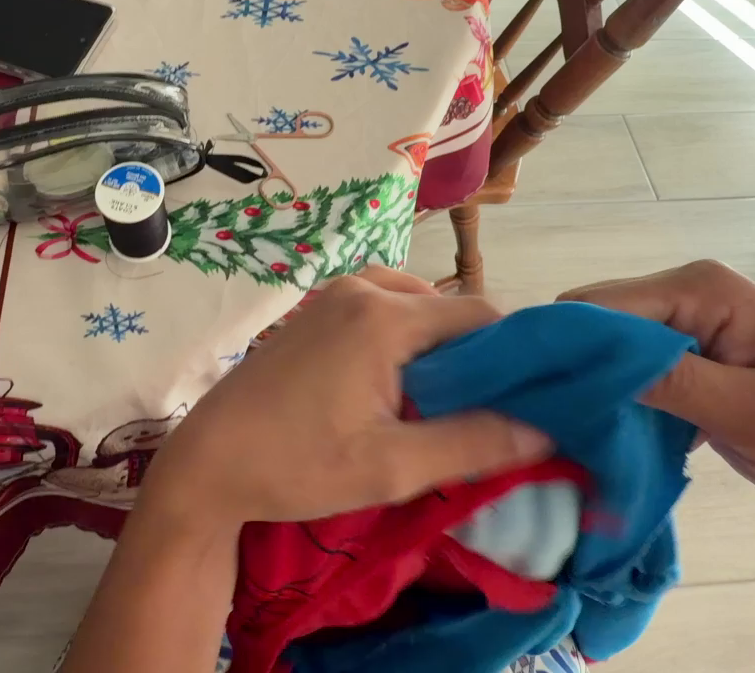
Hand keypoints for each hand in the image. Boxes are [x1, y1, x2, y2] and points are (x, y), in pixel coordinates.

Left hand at [141, 267, 552, 526]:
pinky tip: (401, 383)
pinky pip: (384, 307)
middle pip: (448, 308)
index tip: (530, 398)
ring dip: (440, 347)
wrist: (210, 458)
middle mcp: (363, 287)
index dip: (514, 355)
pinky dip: (407, 337)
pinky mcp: (318, 307)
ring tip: (445, 402)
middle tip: (487, 410)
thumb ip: (472, 444)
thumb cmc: (298, 465)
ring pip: (418, 306)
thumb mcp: (391, 467)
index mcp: (384, 316)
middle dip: (477, 355)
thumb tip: (544, 429)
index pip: (480, 314)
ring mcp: (336, 292)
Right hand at [561, 261, 754, 529]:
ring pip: (601, 348)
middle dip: (576, 367)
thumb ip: (679, 382)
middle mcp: (681, 294)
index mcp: (704, 288)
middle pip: (594, 322)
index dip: (571, 345)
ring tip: (579, 432)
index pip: (605, 305)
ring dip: (590, 387)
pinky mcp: (676, 361)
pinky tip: (607, 433)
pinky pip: (619, 371)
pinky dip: (609, 400)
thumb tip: (592, 361)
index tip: (541, 396)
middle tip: (559, 423)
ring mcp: (678, 327)